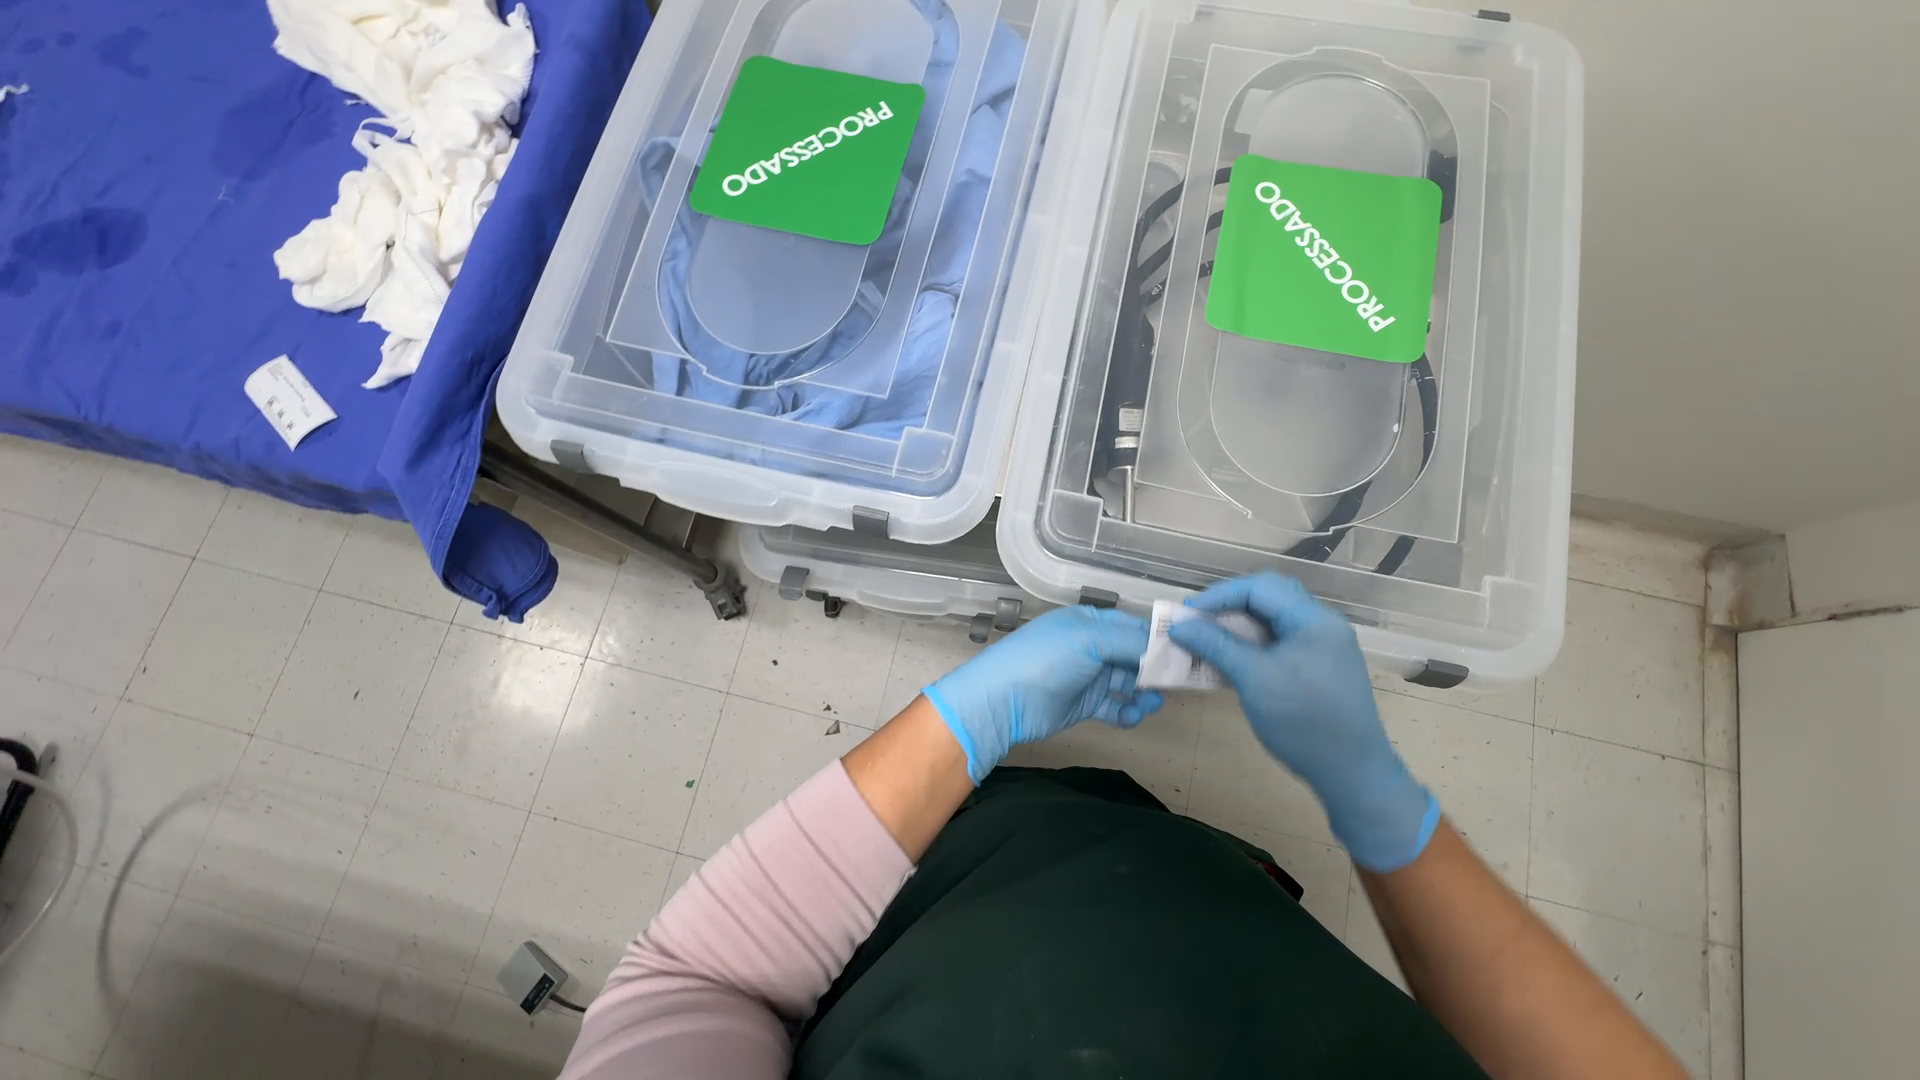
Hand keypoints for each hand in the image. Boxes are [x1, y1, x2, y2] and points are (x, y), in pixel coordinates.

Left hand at [923, 606, 1164, 783]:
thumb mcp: (1088, 639)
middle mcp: (1091, 646)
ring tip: (1155, 702)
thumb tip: (1166, 644)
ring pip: (1129, 681)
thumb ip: (1130, 640)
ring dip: (1146, 691)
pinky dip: (1128, 712)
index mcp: (1089, 622)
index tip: (1190, 651)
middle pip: (1135, 654)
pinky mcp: (1083, 704)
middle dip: (1159, 666)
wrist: (1002, 702)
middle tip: (1184, 681)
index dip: (1160, 637)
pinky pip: (1115, 707)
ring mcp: (1087, 676)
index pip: (1134, 625)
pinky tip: (1134, 715)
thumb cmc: (1044, 660)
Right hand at [1167, 573, 1437, 872]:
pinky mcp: (1316, 669)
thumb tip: (1179, 626)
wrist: (1352, 774)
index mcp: (1313, 620)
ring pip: (1270, 623)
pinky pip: (1277, 645)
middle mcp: (1320, 626)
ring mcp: (1320, 648)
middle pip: (1267, 599)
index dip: (1219, 595)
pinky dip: (1249, 649)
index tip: (1187, 615)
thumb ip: (1216, 646)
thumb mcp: (1254, 680)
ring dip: (1235, 630)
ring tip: (1204, 644)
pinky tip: (1227, 664)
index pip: (1260, 587)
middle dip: (1227, 609)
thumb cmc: (1304, 722)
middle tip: (1195, 625)